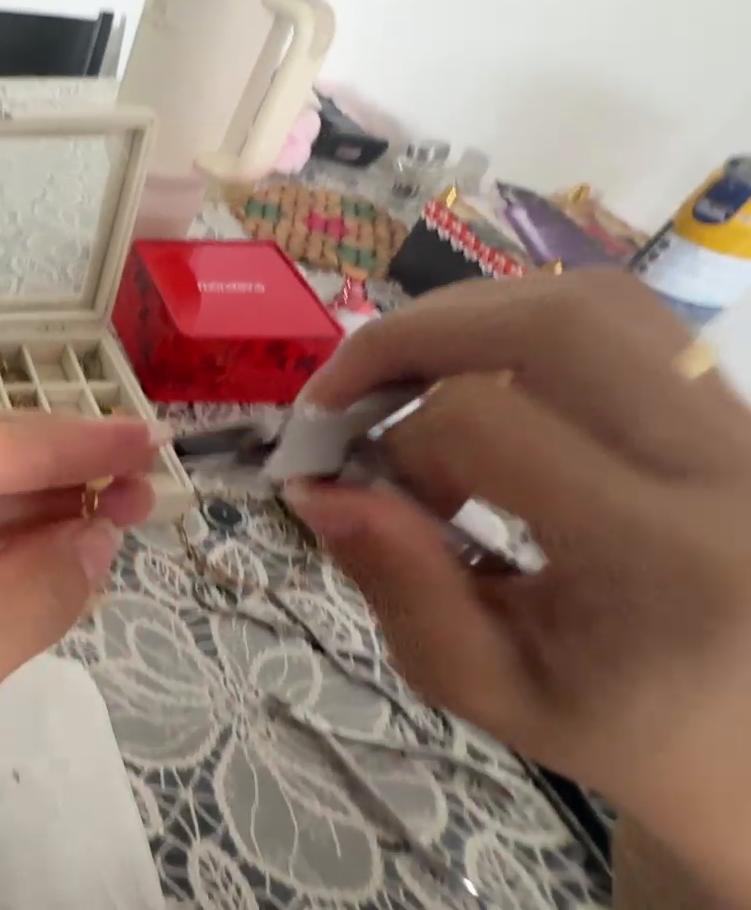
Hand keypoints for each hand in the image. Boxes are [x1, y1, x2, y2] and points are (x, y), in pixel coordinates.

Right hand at [283, 270, 750, 897]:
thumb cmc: (614, 721)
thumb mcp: (479, 682)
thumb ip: (395, 582)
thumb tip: (312, 488)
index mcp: (667, 556)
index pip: (484, 422)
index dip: (390, 440)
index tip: (355, 486)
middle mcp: (728, 467)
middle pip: (546, 324)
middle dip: (403, 338)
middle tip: (339, 395)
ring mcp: (747, 425)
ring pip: (584, 299)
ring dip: (454, 321)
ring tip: (396, 380)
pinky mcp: (734, 408)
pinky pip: (614, 317)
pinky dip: (506, 325)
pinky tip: (464, 378)